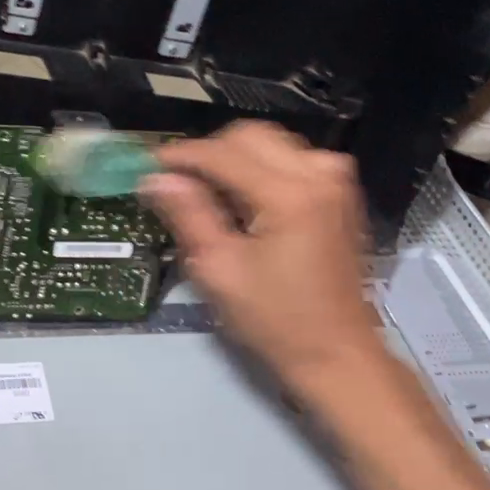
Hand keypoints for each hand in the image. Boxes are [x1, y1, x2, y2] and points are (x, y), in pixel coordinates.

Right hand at [140, 122, 384, 395]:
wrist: (337, 352)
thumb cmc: (274, 319)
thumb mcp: (219, 270)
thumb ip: (188, 215)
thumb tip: (155, 178)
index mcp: (288, 195)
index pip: (222, 154)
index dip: (180, 156)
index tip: (148, 165)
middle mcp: (318, 174)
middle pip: (249, 136)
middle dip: (209, 152)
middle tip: (178, 181)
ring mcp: (336, 181)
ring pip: (272, 144)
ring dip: (236, 159)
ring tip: (208, 193)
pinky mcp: (340, 194)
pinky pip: (292, 160)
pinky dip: (261, 169)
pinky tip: (243, 200)